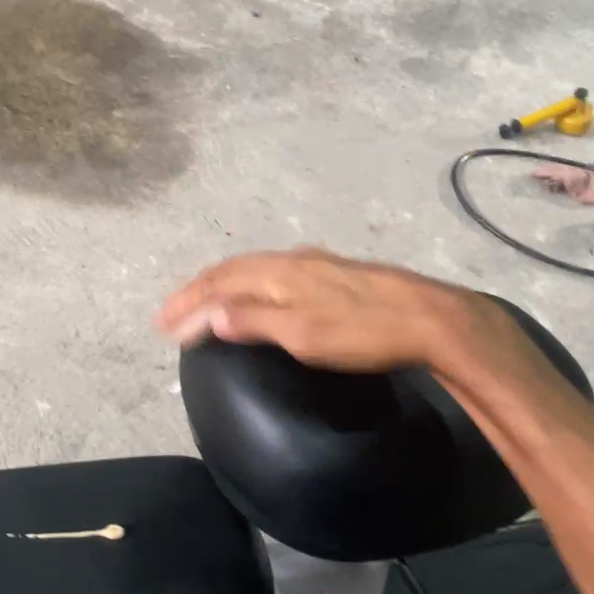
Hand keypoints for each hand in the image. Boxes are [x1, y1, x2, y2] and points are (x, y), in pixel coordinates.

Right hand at [155, 247, 508, 372]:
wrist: (431, 319)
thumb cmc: (363, 332)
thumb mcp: (303, 333)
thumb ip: (254, 320)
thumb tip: (209, 313)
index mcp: (279, 272)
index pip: (219, 282)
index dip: (187, 303)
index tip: (161, 324)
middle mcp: (293, 260)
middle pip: (234, 269)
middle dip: (199, 291)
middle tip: (173, 315)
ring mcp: (318, 264)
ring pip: (257, 269)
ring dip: (225, 287)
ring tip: (205, 304)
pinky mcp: (337, 274)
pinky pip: (276, 274)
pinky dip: (251, 286)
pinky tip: (259, 295)